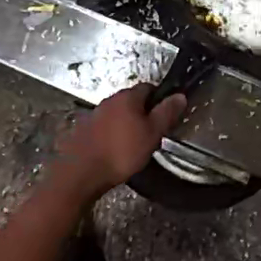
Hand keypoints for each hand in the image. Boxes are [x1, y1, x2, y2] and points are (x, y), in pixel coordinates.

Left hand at [55, 84, 186, 197]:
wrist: (81, 173)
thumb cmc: (122, 152)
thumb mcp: (152, 133)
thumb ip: (166, 113)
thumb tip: (180, 95)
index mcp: (127, 97)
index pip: (148, 87)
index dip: (159, 99)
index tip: (165, 116)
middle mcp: (109, 100)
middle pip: (131, 101)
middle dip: (142, 113)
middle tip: (151, 133)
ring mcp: (93, 115)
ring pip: (116, 114)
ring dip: (125, 124)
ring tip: (133, 145)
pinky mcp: (82, 130)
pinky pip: (102, 127)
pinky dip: (110, 135)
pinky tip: (113, 151)